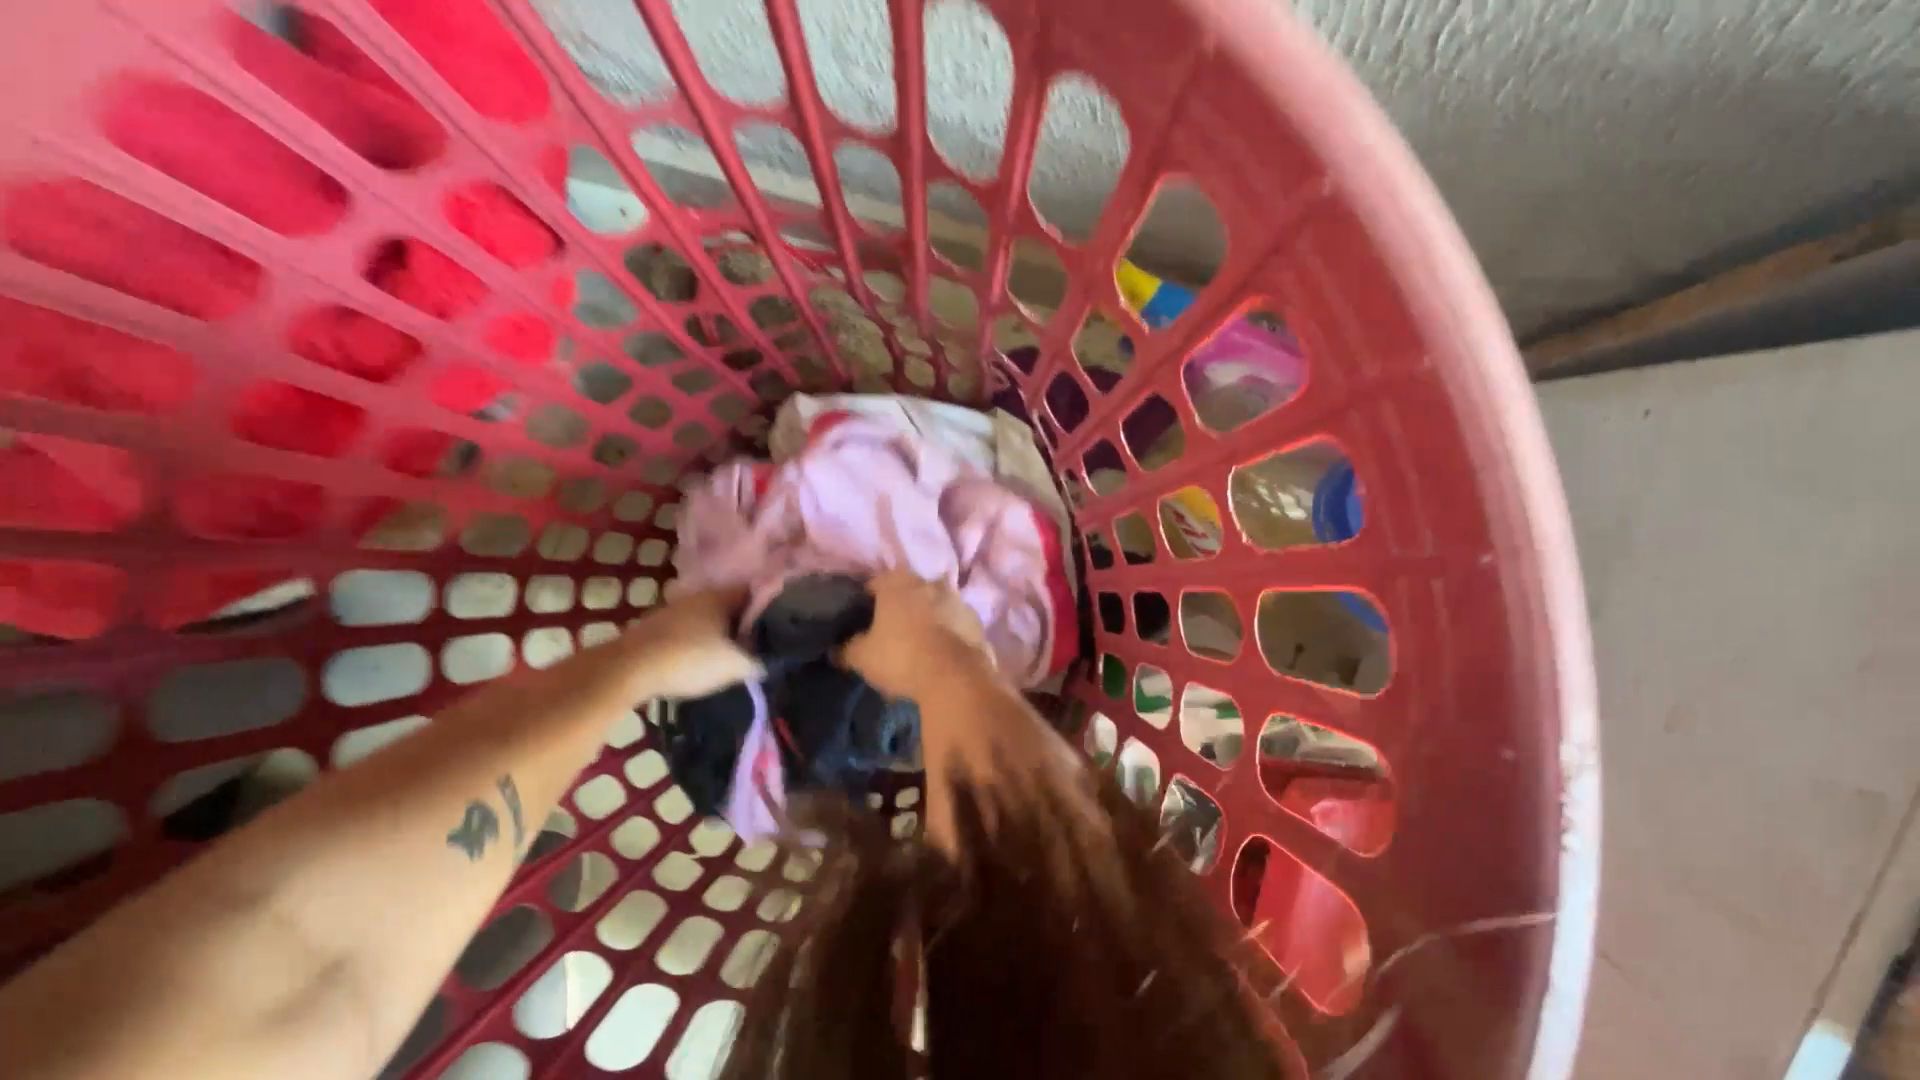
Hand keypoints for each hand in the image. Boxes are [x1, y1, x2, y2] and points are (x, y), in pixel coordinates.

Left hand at [622, 586, 762, 699]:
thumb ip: (757, 662)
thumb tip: (767, 661)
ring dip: (718, 634)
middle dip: (743, 624)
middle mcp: (698, 595)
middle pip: (730, 606)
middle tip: (759, 644)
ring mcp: (673, 610)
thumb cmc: (690, 659)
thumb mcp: (735, 666)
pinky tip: (701, 662)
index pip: (756, 592)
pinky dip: (697, 643)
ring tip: (731, 656)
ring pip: (707, 619)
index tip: (781, 625)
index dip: (771, 607)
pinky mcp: (655, 628)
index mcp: (721, 595)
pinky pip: (687, 632)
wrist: (629, 669)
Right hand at [841, 570, 991, 698]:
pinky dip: (948, 634)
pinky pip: (955, 625)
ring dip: (928, 618)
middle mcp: (929, 582)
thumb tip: (835, 650)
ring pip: (935, 605)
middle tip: (890, 631)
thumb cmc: (901, 657)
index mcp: (898, 582)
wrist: (956, 678)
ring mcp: (958, 600)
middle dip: (901, 607)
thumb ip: (847, 649)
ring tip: (918, 644)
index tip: (861, 619)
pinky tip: (941, 653)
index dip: (866, 600)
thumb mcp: (862, 657)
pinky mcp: (977, 622)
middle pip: (909, 591)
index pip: (875, 583)